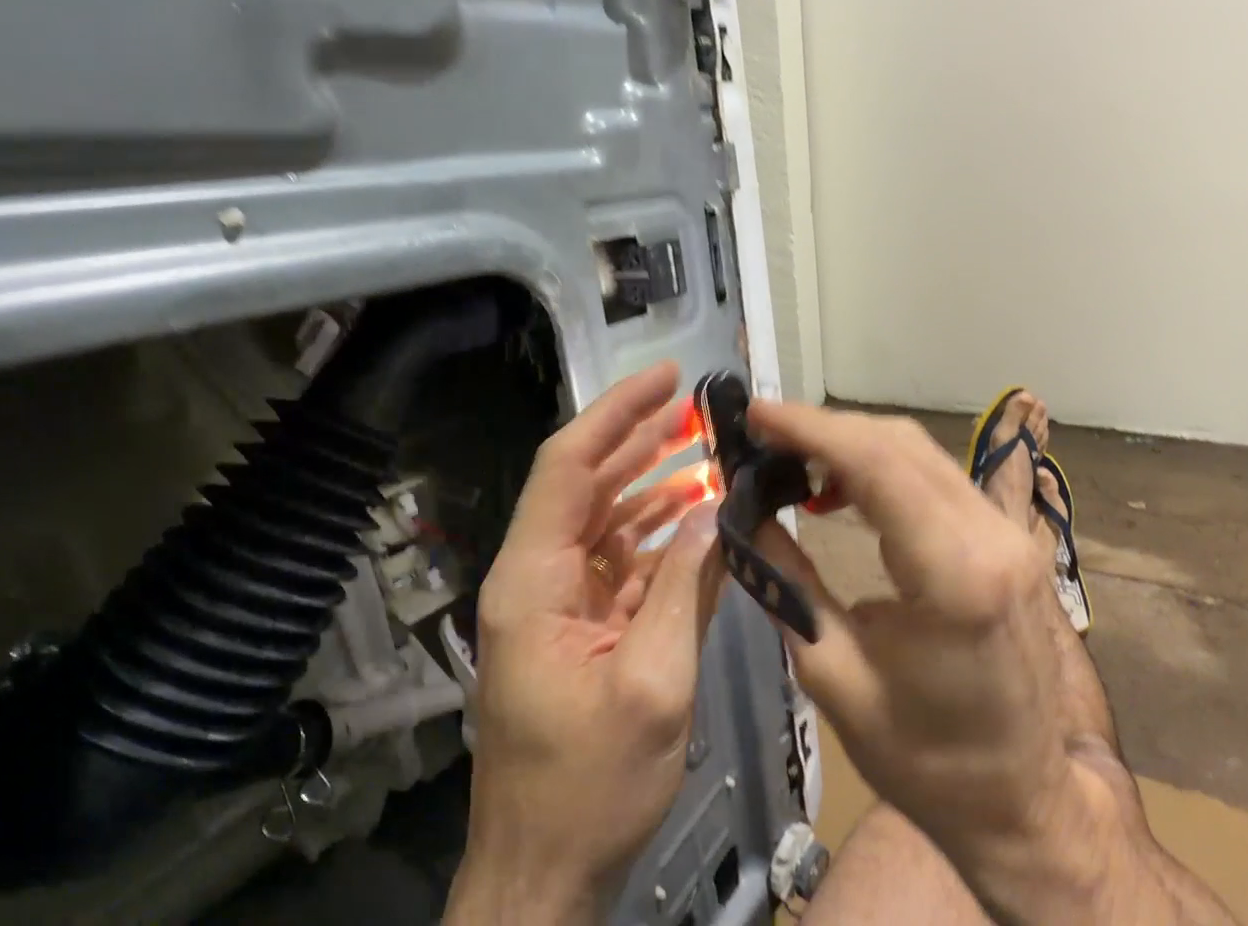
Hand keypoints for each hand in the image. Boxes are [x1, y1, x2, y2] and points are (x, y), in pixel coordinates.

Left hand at [446, 362, 724, 923]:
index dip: (616, 415)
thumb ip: (685, 589)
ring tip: (701, 450)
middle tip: (694, 405)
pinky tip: (692, 519)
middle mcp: (535, 580)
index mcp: (533, 581)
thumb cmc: (591, 786)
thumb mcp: (654, 685)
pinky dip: (654, 541)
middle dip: (636, 441)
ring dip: (649, 487)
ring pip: (601, 524)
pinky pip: (616, 568)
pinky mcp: (576, 632)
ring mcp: (555, 606)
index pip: (568, 468)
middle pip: (584, 487)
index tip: (667, 378)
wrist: (543, 869)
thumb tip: (713, 511)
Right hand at [745, 404, 1149, 922]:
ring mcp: (1012, 537)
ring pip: (923, 454)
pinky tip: (842, 489)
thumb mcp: (833, 675)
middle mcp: (993, 538)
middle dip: (825, 429)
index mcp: (954, 576)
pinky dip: (885, 470)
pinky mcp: (1011, 544)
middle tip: (762, 435)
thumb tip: (743, 515)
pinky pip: (940, 481)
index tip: (756, 412)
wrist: (1021, 799)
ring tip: (790, 462)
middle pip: (901, 444)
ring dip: (854, 445)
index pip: (877, 464)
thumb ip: (786, 583)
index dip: (810, 428)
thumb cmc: (922, 758)